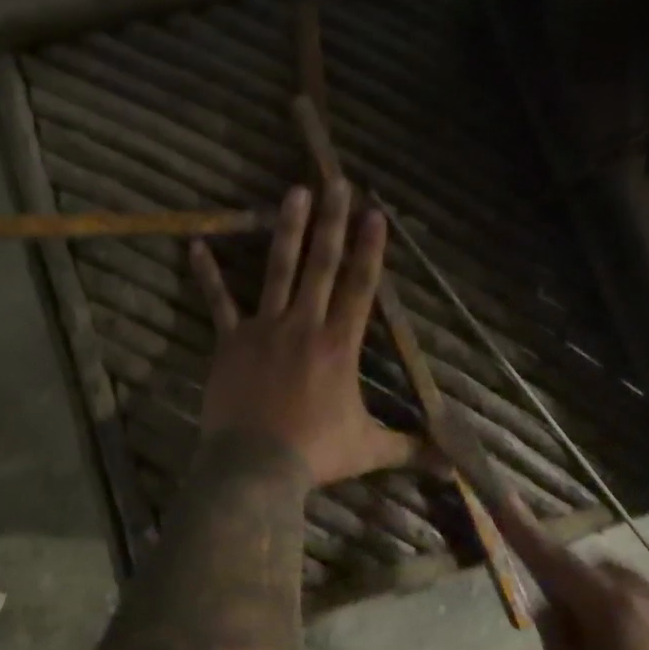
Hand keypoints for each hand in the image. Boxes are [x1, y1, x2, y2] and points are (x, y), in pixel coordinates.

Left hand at [188, 180, 418, 485]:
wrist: (254, 465)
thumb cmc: (315, 454)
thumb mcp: (368, 449)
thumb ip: (409, 449)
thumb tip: (452, 466)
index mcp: (339, 345)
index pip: (361, 287)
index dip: (370, 249)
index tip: (375, 213)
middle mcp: (304, 325)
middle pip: (322, 265)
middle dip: (332, 222)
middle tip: (337, 183)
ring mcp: (264, 329)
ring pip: (278, 270)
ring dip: (287, 230)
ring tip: (293, 193)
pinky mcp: (230, 342)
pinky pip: (219, 302)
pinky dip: (208, 274)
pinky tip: (197, 245)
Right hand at [493, 497, 648, 649]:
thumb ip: (558, 643)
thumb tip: (551, 607)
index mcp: (613, 612)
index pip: (557, 561)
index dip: (526, 531)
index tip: (505, 499)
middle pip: (601, 570)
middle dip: (573, 580)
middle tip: (560, 622)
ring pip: (635, 591)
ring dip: (608, 603)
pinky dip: (638, 624)